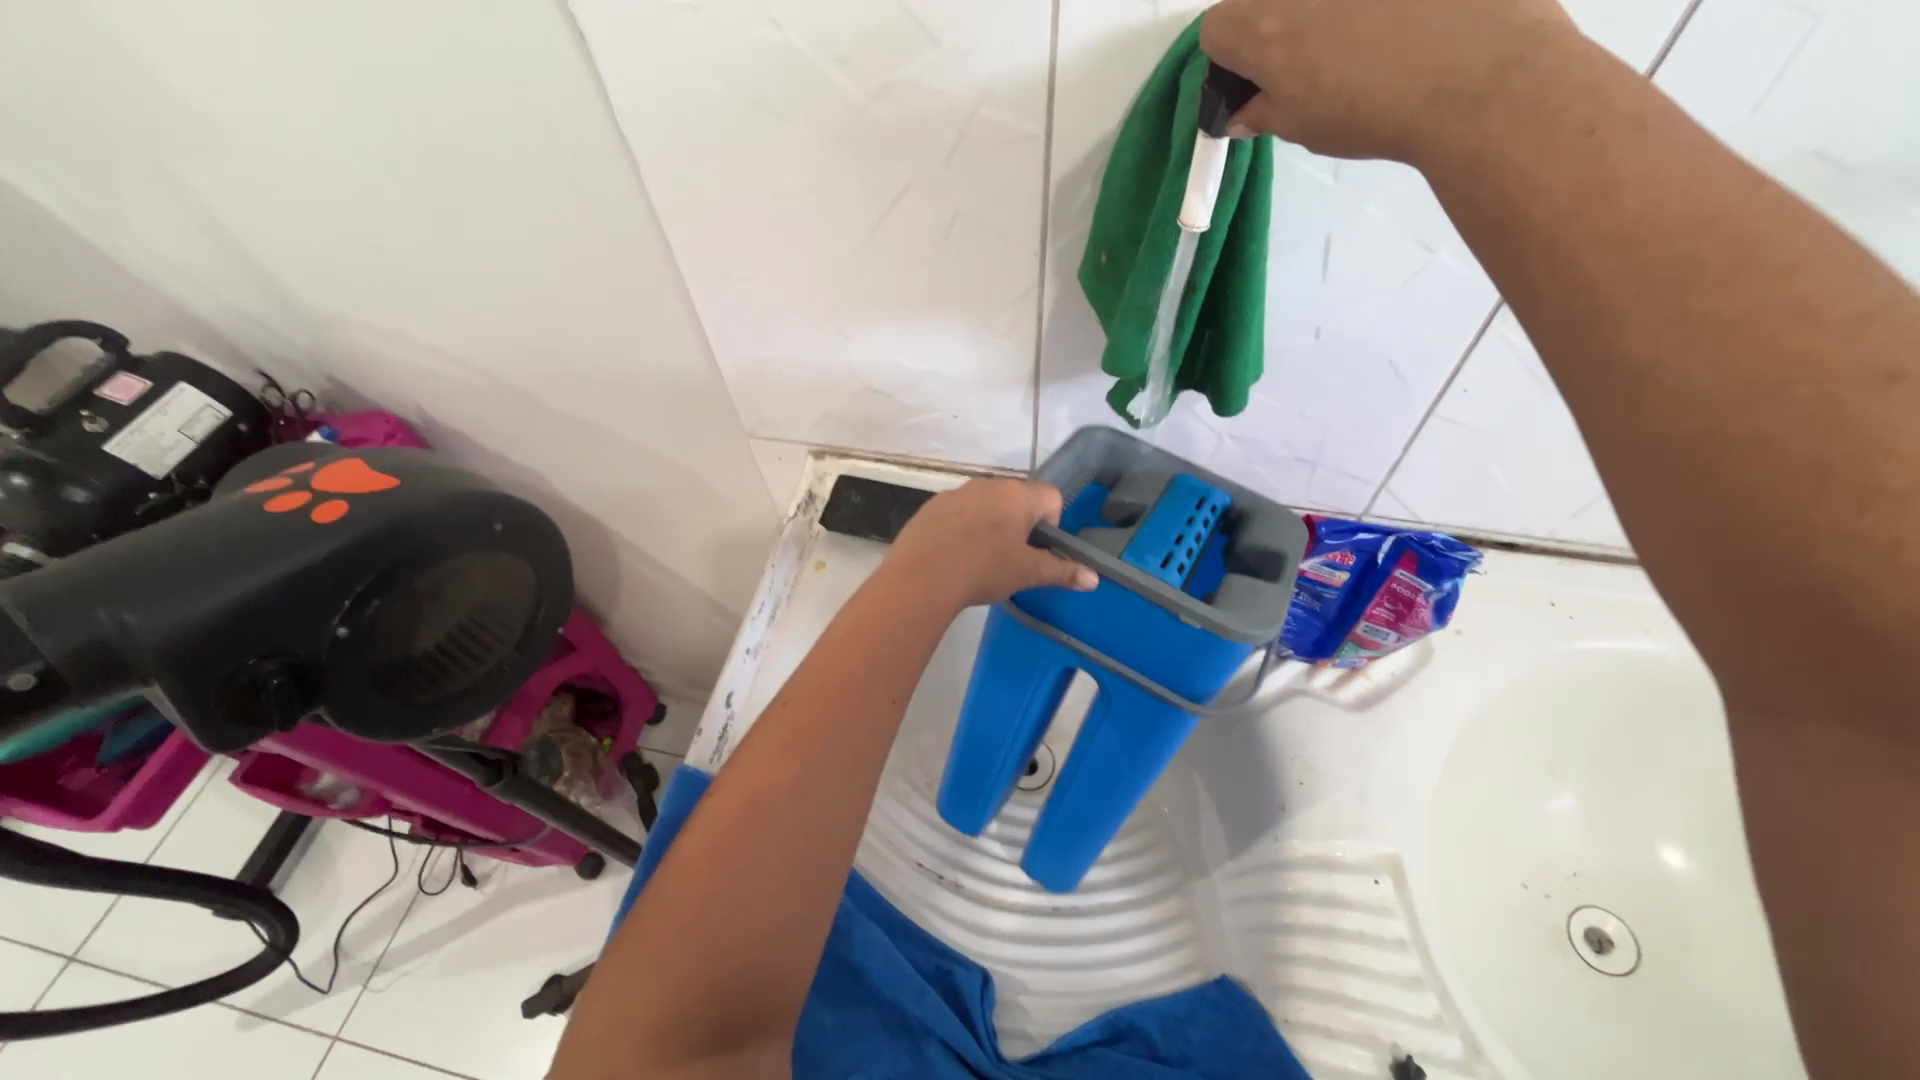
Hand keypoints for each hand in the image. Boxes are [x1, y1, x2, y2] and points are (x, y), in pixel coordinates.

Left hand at [879, 478, 1097, 612]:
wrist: (921, 577)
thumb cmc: (983, 570)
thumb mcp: (1027, 573)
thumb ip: (1062, 571)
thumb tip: (1094, 579)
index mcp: (1017, 495)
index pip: (1051, 496)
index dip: (1051, 524)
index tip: (1037, 550)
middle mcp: (988, 484)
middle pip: (1017, 499)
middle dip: (1020, 524)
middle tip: (1010, 558)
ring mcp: (957, 492)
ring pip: (986, 505)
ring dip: (990, 525)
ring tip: (980, 559)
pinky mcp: (932, 506)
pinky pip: (958, 513)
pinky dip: (962, 529)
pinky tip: (954, 555)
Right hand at [1200, 0, 1586, 163]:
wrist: (1478, 76)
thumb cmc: (1375, 112)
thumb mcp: (1304, 127)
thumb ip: (1263, 113)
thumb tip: (1244, 111)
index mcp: (1262, 26)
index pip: (1216, 31)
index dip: (1230, 61)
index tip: (1256, 85)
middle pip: (1265, 0)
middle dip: (1278, 29)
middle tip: (1312, 68)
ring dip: (1329, 15)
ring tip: (1367, 42)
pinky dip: (1378, 9)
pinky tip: (1406, 23)